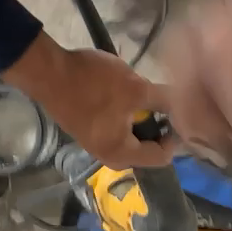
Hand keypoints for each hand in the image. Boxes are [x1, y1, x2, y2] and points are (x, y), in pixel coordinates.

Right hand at [4, 31, 178, 168]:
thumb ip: (164, 101)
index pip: (162, 157)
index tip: (177, 114)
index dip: (175, 137)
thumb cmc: (94, 83)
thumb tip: (185, 107)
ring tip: (144, 98)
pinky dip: (125, 119)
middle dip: (158, 130)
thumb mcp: (136, 88)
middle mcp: (108, 158)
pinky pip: (116, 132)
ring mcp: (95, 146)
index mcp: (122, 155)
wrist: (46, 72)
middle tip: (163, 106)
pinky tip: (126, 98)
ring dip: (141, 122)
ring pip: (131, 140)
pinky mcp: (87, 132)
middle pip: (146, 151)